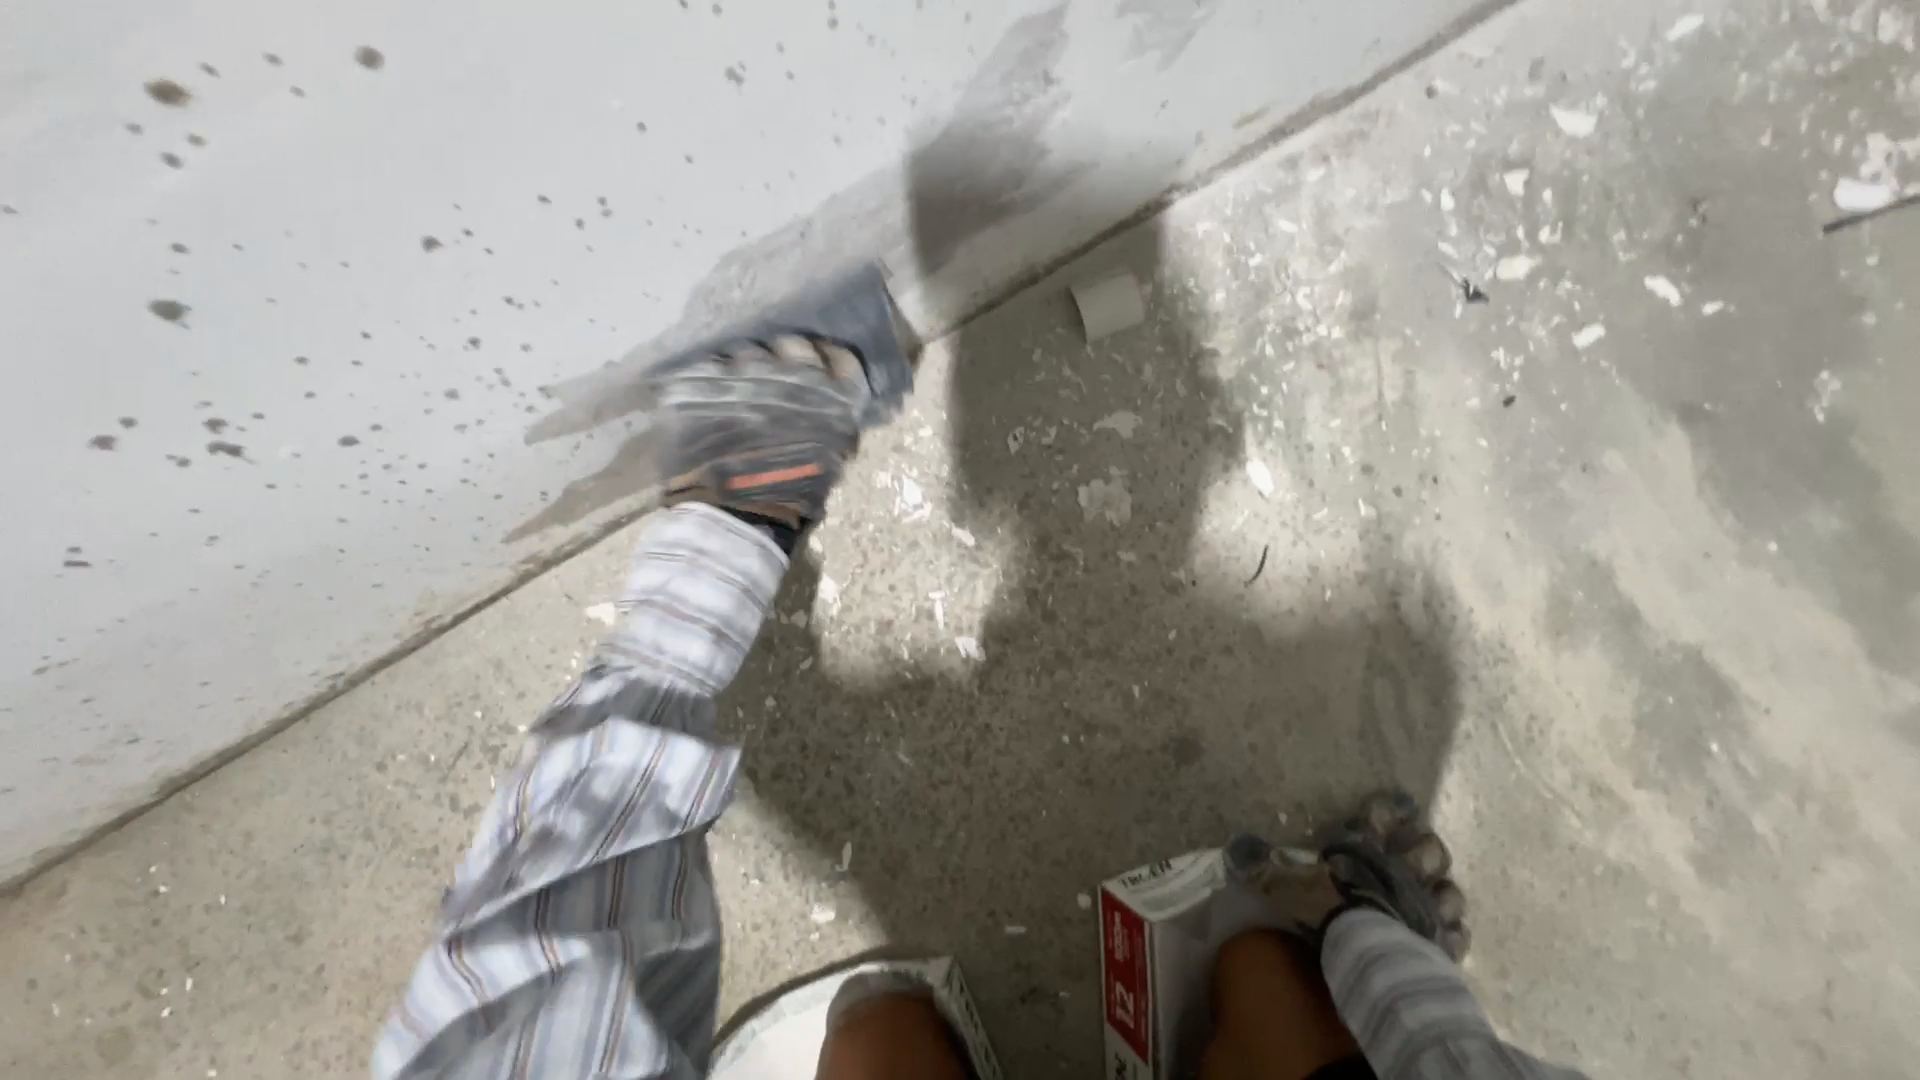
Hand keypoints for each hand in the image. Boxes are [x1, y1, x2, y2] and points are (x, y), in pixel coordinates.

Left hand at [652, 335, 870, 529]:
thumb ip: (834, 429)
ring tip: (736, 388)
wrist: (736, 514)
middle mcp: (796, 375)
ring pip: (748, 351)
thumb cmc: (793, 498)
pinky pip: (709, 365)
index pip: (842, 360)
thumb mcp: (832, 464)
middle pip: (794, 345)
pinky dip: (710, 378)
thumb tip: (831, 416)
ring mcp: (748, 372)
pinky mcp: (706, 379)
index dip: (831, 360)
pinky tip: (707, 397)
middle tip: (775, 377)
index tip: (822, 367)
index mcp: (834, 399)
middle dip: (786, 358)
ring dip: (746, 367)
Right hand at [1227, 790, 1469, 959]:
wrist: (1369, 953)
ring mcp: (1428, 907)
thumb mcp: (1288, 885)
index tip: (1391, 804)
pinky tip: (1447, 935)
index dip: (1384, 810)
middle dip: (1425, 847)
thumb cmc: (1328, 910)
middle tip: (1420, 847)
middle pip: (1427, 850)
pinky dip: (1453, 933)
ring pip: (1450, 891)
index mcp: (1367, 853)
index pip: (1377, 819)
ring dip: (1444, 891)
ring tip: (1438, 893)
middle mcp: (1403, 873)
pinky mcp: (1443, 943)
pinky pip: (1457, 935)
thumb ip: (1266, 870)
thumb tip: (1234, 850)